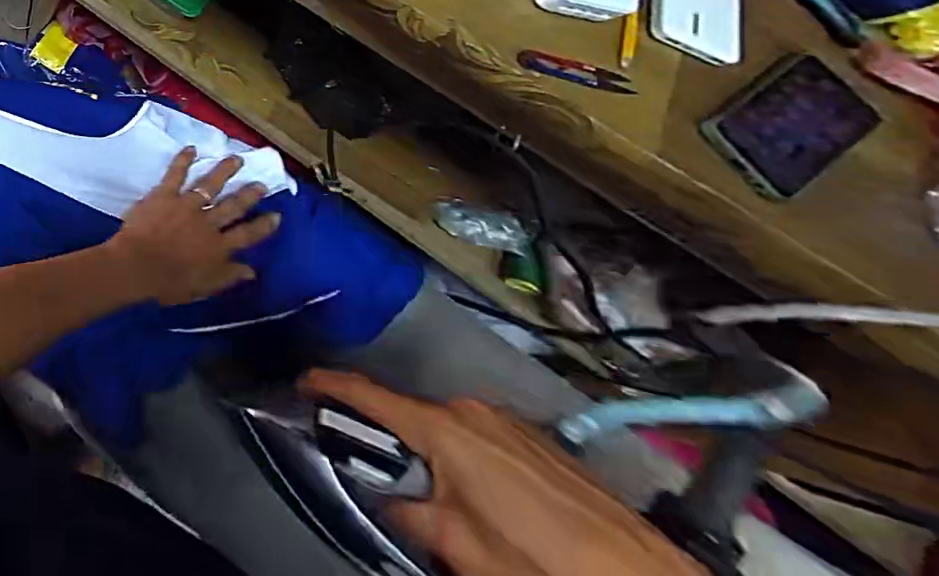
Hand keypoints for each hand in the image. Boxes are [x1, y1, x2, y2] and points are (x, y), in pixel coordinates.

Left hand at [102, 148, 277, 305]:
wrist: (136, 266)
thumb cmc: (167, 283)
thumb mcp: (202, 287)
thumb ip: (227, 277)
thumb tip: (251, 271)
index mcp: (217, 247)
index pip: (246, 234)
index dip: (263, 226)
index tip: (276, 215)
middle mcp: (207, 223)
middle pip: (233, 205)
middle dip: (249, 194)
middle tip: (261, 183)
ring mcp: (186, 205)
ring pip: (210, 184)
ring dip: (224, 170)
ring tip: (236, 159)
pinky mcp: (165, 195)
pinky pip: (177, 174)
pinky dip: (184, 160)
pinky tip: (191, 148)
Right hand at [300, 370, 704, 575]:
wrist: (636, 571)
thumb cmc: (537, 561)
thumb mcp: (461, 548)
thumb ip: (410, 516)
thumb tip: (385, 499)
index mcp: (446, 429)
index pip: (373, 397)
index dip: (332, 386)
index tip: (302, 382)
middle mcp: (470, 408)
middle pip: (408, 415)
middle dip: (386, 442)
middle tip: (374, 476)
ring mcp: (502, 417)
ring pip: (443, 427)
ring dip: (426, 453)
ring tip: (435, 499)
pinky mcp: (527, 434)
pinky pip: (474, 435)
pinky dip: (459, 456)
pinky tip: (478, 498)